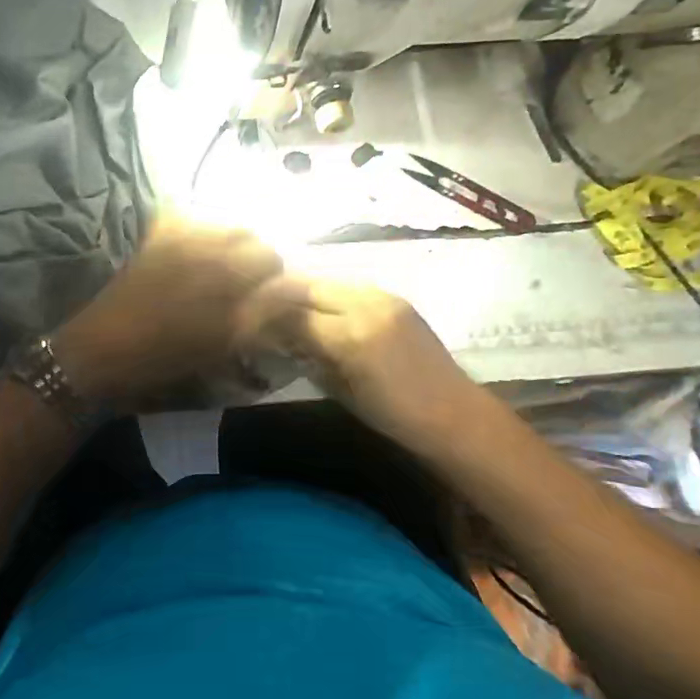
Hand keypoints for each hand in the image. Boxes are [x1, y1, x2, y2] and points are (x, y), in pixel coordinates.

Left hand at [53, 218, 282, 411]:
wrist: (101, 349)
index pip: (272, 258)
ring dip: (231, 244)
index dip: (276, 280)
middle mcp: (207, 242)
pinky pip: (187, 218)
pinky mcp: (153, 235)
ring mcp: (177, 234)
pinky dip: (199, 231)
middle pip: (250, 236)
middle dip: (256, 258)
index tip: (267, 300)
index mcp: (229, 270)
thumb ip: (266, 309)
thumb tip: (298, 286)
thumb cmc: (166, 355)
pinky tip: (193, 256)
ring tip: (220, 272)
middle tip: (246, 287)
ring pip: (222, 225)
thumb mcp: (225, 341)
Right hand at [234, 275, 486, 447]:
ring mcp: (384, 298)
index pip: (292, 314)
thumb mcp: (342, 392)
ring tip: (288, 308)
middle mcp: (366, 305)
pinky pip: (353, 287)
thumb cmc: (394, 417)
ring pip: (330, 281)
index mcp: (350, 336)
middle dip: (279, 296)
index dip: (263, 318)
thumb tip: (283, 340)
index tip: (245, 325)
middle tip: (259, 310)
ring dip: (304, 291)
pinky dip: (331, 294)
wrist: (453, 414)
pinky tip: (323, 310)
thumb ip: (310, 359)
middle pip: (308, 287)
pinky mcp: (397, 299)